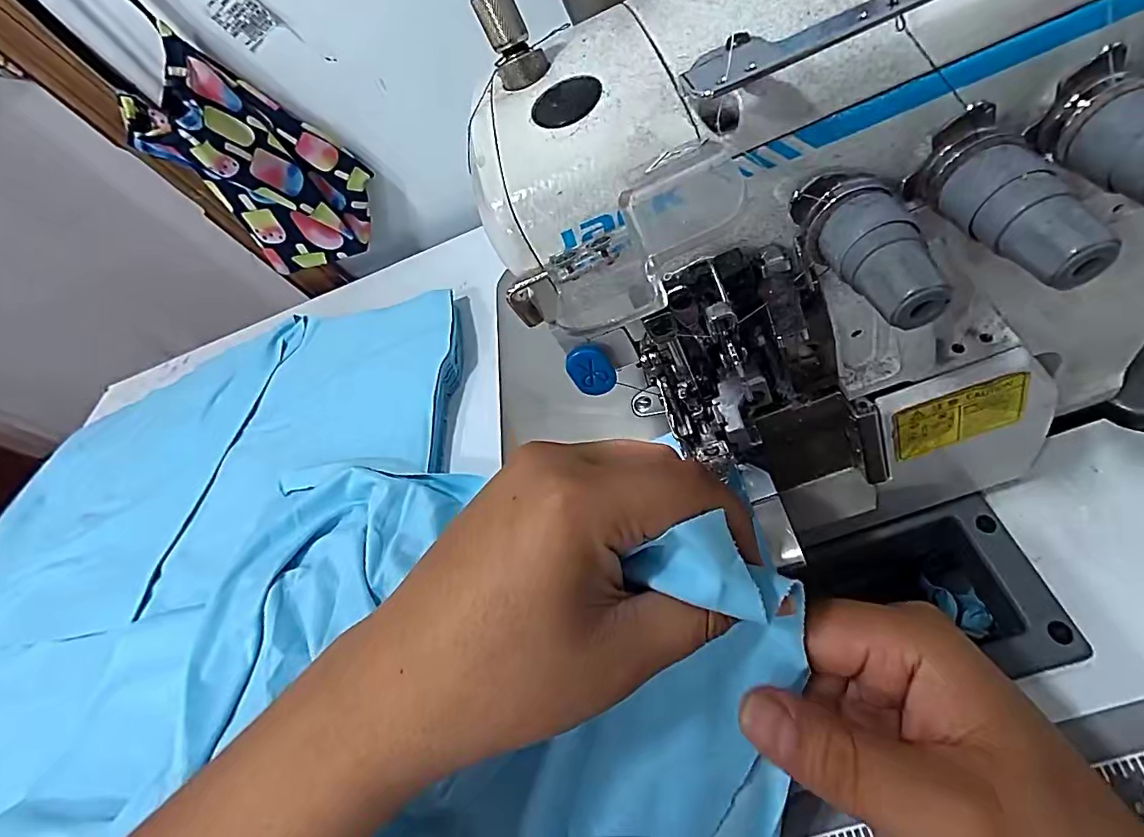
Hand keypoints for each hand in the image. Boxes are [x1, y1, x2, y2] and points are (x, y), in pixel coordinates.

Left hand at [137, 439, 753, 836]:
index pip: (693, 488)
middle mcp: (556, 456)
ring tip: (653, 574)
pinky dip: (622, 504)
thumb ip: (699, 611)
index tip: (744, 579)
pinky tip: (609, 556)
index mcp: (581, 494)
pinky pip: (593, 472)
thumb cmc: (508, 680)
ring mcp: (530, 461)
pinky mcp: (515, 477)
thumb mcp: (620, 657)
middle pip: (662, 468)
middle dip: (698, 519)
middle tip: (699, 581)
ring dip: (660, 511)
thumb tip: (743, 585)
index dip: (735, 530)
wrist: (399, 686)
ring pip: (629, 465)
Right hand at [739, 600, 1143, 836]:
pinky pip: (829, 726)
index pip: (808, 625)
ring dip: (778, 724)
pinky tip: (771, 763)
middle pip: (803, 656)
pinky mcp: (890, 730)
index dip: (758, 651)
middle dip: (764, 691)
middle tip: (707, 720)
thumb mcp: (938, 804)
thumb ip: (841, 754)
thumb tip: (750, 705)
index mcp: (910, 639)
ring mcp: (891, 690)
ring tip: (726, 744)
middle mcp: (896, 650)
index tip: (706, 676)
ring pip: (809, 693)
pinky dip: (803, 748)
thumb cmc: (1041, 836)